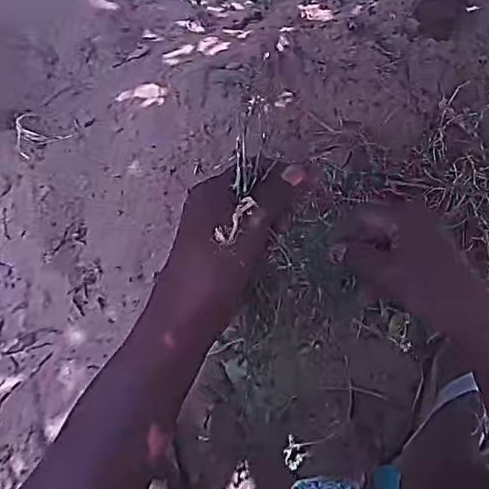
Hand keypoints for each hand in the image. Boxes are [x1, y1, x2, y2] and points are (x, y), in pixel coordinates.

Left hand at [146, 162, 306, 339]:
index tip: (304, 192)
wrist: (184, 322)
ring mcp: (209, 226)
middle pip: (254, 190)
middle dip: (276, 205)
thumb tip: (301, 169)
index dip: (281, 176)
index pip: (254, 166)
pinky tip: (262, 258)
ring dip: (269, 226)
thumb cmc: (215, 272)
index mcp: (211, 190)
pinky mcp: (214, 249)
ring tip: (272, 246)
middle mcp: (207, 202)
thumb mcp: (251, 229)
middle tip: (285, 226)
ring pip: (251, 214)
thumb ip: (275, 196)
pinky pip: (244, 234)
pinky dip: (258, 242)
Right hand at [337, 201, 488, 339]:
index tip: (332, 256)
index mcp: (404, 215)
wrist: (469, 313)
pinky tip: (383, 292)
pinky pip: (404, 255)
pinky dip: (390, 270)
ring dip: (373, 265)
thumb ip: (356, 256)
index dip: (344, 234)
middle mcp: (417, 219)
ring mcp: (429, 236)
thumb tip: (334, 249)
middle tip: (346, 274)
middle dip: (359, 251)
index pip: (363, 214)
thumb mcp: (383, 272)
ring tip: (364, 292)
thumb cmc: (424, 287)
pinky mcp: (436, 254)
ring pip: (390, 245)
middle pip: (377, 228)